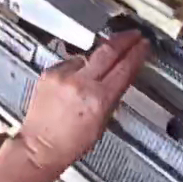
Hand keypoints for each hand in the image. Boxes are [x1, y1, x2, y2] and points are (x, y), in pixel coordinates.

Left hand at [13, 31, 150, 178]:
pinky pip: (70, 62)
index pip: (125, 68)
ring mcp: (63, 76)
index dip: (137, 53)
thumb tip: (120, 78)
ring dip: (98, 57)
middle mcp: (81, 84)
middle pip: (109, 50)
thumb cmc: (69, 143)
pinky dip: (77, 67)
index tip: (144, 45)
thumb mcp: (102, 123)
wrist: (39, 147)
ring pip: (88, 56)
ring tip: (99, 68)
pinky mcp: (50, 73)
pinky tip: (76, 79)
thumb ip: (112, 96)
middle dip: (124, 39)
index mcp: (99, 99)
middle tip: (133, 34)